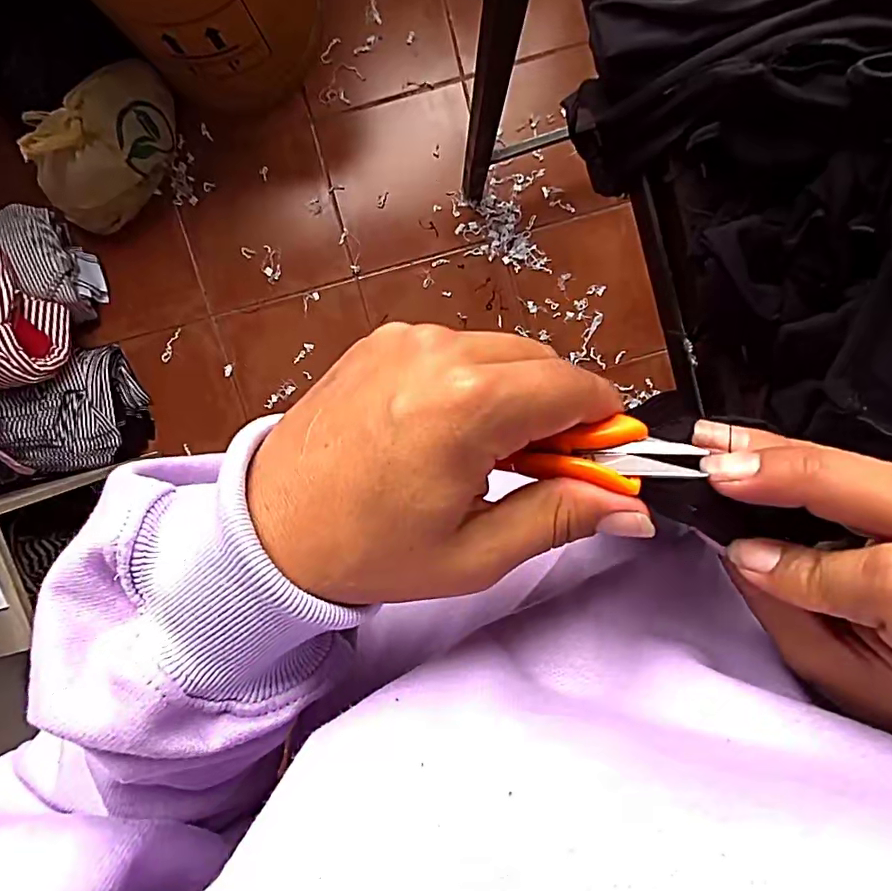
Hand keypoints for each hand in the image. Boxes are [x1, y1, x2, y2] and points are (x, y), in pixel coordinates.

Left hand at [245, 324, 653, 605]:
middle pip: (547, 365)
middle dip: (562, 413)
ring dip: (522, 396)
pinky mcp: (391, 338)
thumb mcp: (477, 552)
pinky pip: (467, 350)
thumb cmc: (363, 551)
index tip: (600, 458)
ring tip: (493, 452)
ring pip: (510, 354)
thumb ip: (562, 516)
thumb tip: (626, 507)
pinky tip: (458, 428)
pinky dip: (482, 382)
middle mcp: (439, 354)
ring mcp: (410, 339)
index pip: (577, 389)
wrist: (265, 532)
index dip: (602, 425)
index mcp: (465, 406)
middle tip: (542, 467)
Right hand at [694, 421, 891, 739]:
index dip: (816, 565)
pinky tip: (782, 452)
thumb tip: (749, 547)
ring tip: (738, 448)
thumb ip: (797, 611)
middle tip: (728, 467)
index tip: (749, 554)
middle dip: (806, 476)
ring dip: (810, 457)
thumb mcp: (850, 684)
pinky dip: (835, 460)